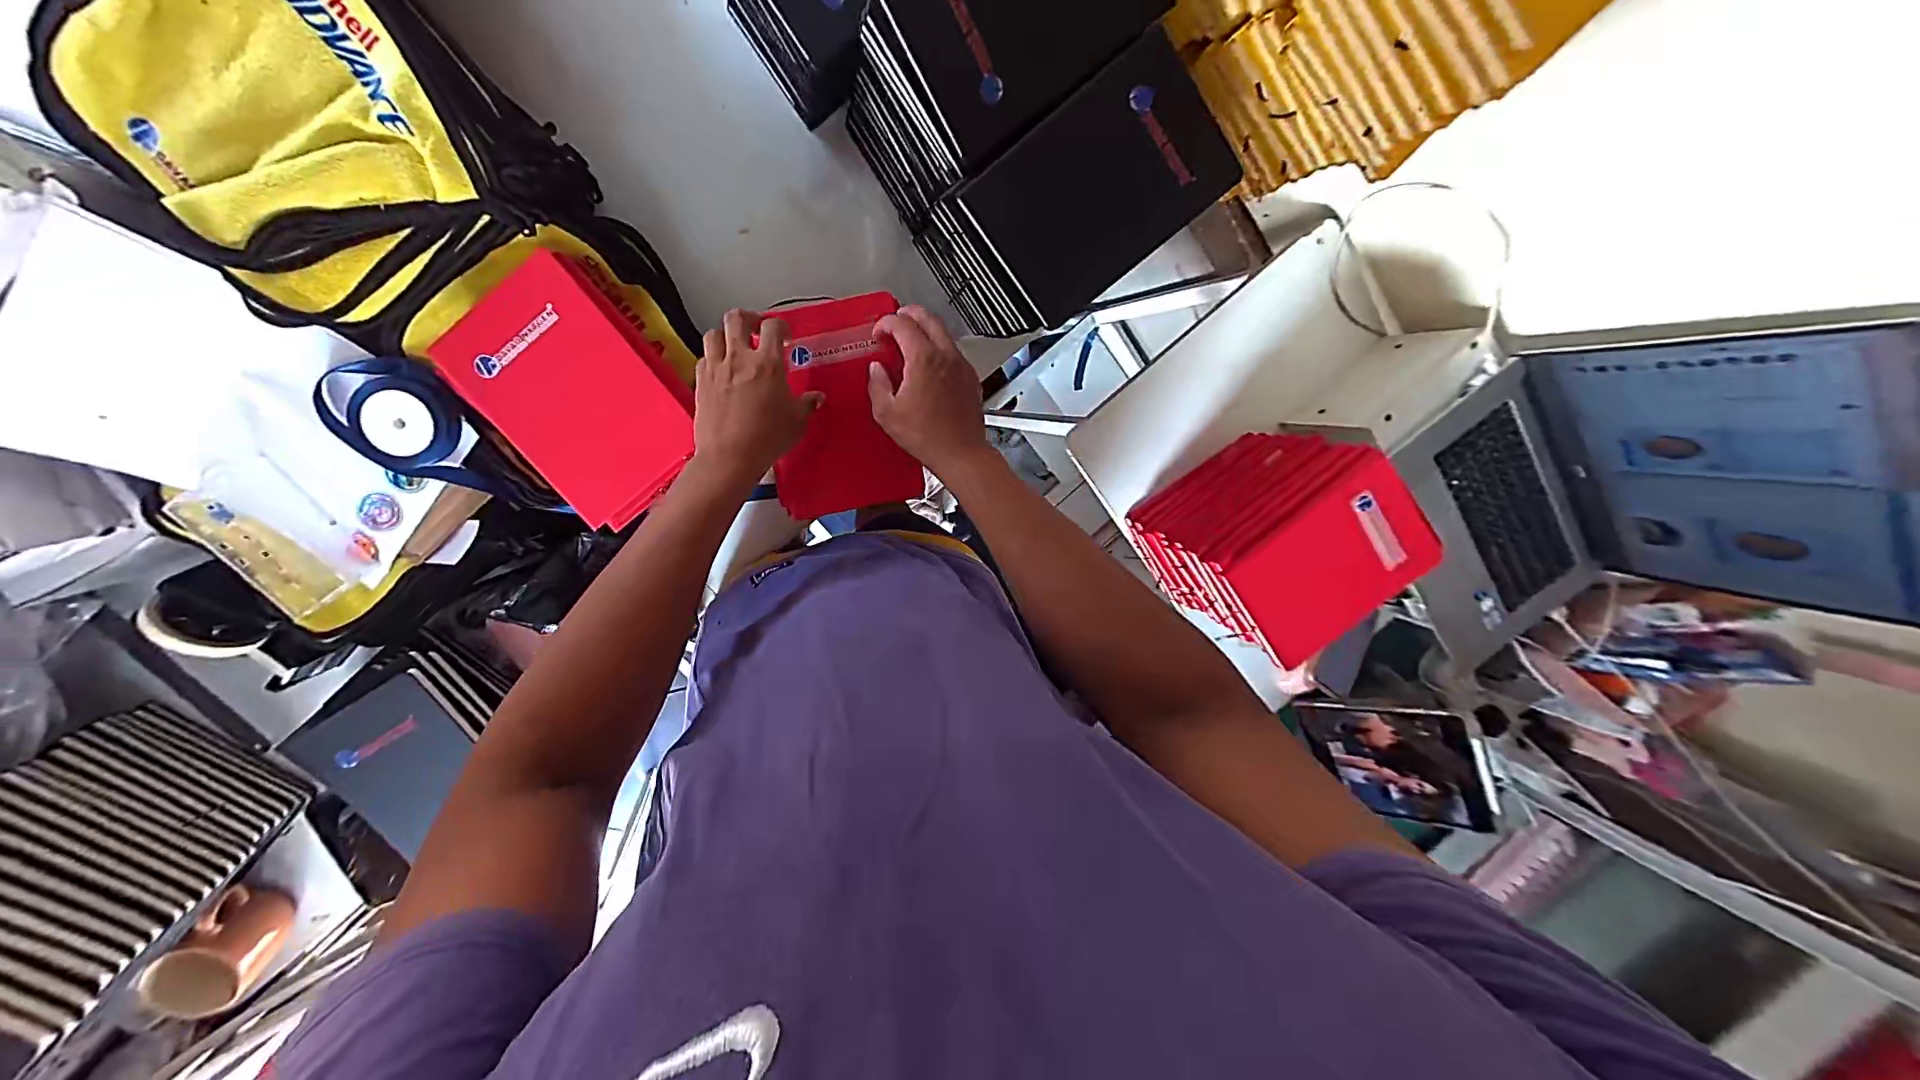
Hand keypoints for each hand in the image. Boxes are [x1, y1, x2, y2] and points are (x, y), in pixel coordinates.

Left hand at [690, 310, 823, 489]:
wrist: (730, 457)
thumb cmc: (766, 439)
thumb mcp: (796, 423)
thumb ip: (806, 405)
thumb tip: (816, 398)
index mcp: (768, 364)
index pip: (773, 327)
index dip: (781, 326)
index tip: (785, 336)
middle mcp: (740, 359)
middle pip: (737, 318)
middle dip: (748, 319)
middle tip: (756, 329)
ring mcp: (717, 369)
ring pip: (715, 333)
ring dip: (726, 335)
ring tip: (735, 346)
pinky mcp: (700, 382)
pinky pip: (703, 357)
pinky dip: (712, 357)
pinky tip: (721, 369)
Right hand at [869, 306, 988, 477]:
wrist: (960, 453)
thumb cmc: (928, 437)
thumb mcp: (887, 413)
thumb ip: (877, 385)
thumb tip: (876, 370)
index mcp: (923, 359)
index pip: (902, 324)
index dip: (885, 323)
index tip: (879, 332)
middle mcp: (946, 356)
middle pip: (927, 317)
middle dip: (908, 314)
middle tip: (895, 323)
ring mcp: (961, 366)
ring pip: (943, 332)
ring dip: (925, 330)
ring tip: (910, 342)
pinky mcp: (970, 378)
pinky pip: (954, 352)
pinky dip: (939, 349)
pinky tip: (929, 365)